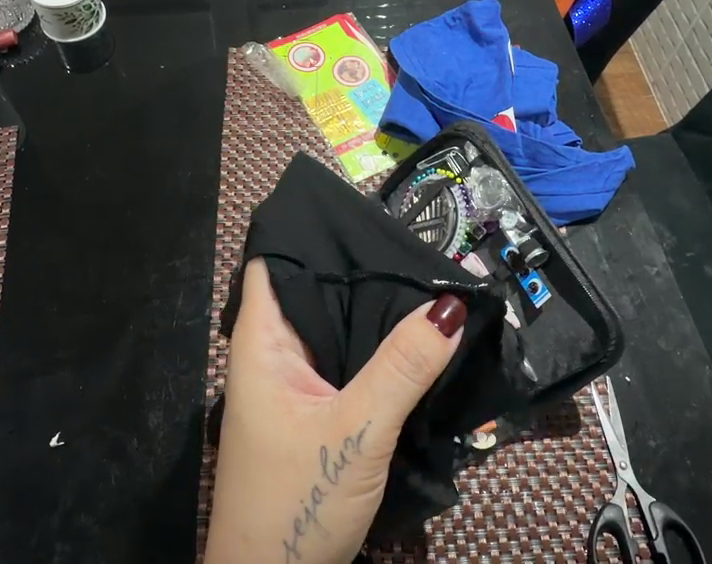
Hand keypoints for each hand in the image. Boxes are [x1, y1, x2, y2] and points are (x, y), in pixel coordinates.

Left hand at [202, 259, 465, 563]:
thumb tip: (451, 303)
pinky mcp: (311, 409)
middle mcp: (270, 350)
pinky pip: (343, 358)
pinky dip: (371, 344)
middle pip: (311, 288)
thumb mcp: (356, 430)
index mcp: (260, 339)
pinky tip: (411, 334)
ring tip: (423, 273)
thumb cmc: (295, 502)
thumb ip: (403, 366)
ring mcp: (291, 382)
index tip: (364, 209)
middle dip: (357, 266)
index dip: (311, 229)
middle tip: (415, 238)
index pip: (274, 258)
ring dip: (367, 307)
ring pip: (331, 326)